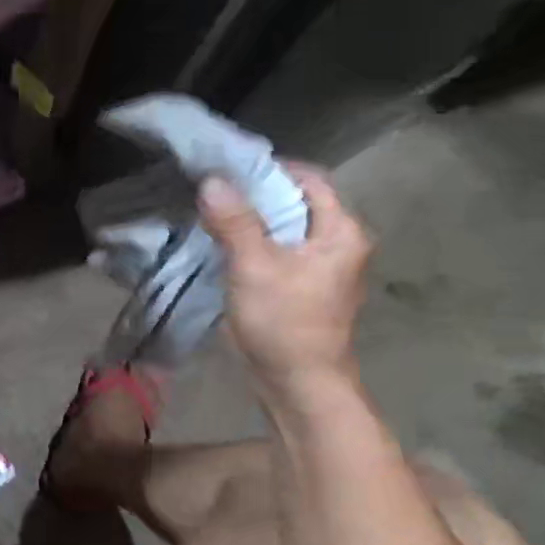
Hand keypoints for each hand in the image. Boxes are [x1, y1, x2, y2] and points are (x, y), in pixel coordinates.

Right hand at [198, 163, 371, 387]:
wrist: (296, 379)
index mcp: (341, 232)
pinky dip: (243, 239)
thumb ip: (235, 222)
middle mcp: (335, 243)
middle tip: (204, 186)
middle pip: (292, 202)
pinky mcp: (293, 283)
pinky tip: (214, 241)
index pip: (309, 181)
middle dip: (250, 192)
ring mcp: (315, 265)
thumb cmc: (284, 321)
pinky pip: (268, 247)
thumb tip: (212, 179)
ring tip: (202, 210)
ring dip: (244, 217)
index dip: (268, 169)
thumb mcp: (254, 267)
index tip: (222, 165)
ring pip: (278, 226)